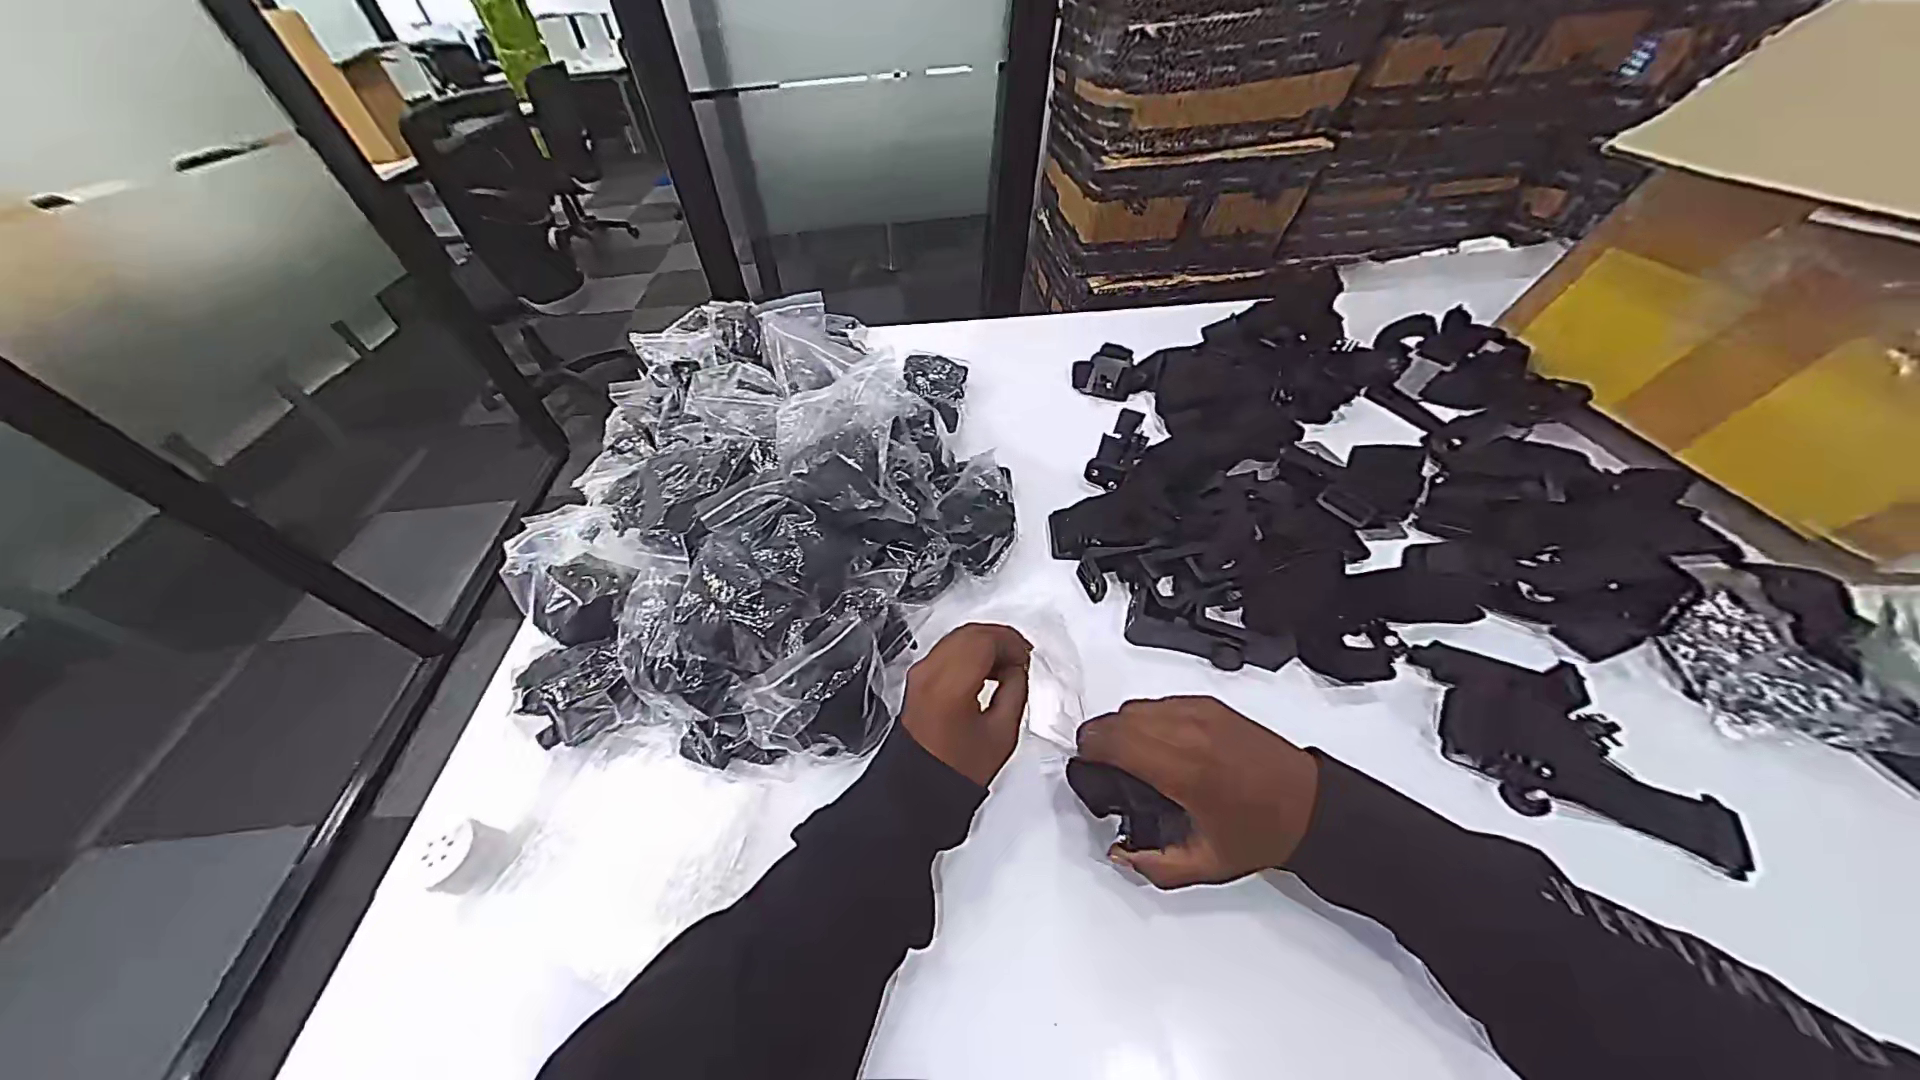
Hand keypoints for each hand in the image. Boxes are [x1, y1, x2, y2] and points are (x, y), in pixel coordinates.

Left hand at [901, 623, 1031, 785]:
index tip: (1025, 656)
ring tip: (1006, 664)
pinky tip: (985, 669)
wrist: (918, 788)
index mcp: (949, 686)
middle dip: (1000, 639)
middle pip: (970, 633)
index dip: (1011, 642)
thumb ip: (1016, 689)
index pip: (984, 640)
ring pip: (958, 637)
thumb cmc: (954, 772)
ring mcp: (919, 674)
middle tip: (1020, 655)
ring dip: (985, 643)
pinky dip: (969, 651)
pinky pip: (946, 649)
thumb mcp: (1002, 732)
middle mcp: (929, 674)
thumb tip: (1017, 668)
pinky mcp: (917, 678)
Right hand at [1076, 696, 1318, 887]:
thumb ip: (1154, 865)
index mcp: (1184, 770)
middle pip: (1117, 718)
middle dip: (1101, 740)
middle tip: (1105, 763)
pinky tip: (1159, 744)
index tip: (1088, 765)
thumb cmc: (1264, 829)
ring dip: (1123, 727)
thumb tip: (1121, 854)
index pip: (1113, 740)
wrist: (1310, 804)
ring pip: (1135, 706)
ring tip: (1132, 755)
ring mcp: (1200, 714)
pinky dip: (1148, 718)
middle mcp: (1190, 732)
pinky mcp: (1209, 705)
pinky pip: (1160, 702)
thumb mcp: (1206, 863)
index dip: (1090, 751)